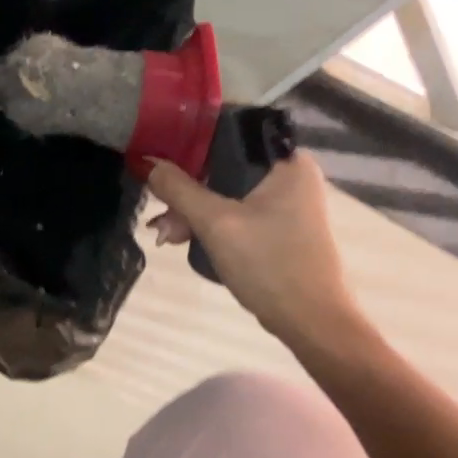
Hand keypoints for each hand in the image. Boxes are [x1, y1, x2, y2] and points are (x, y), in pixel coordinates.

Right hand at [147, 151, 363, 344]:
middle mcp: (288, 176)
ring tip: (164, 231)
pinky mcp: (275, 225)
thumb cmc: (269, 263)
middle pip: (220, 164)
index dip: (188, 139)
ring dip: (189, 207)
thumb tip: (146, 162)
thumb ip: (176, 187)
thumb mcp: (214, 221)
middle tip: (157, 204)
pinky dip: (205, 220)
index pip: (229, 132)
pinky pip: (231, 209)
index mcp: (286, 165)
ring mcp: (283, 203)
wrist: (312, 324)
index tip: (157, 151)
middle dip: (183, 184)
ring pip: (222, 189)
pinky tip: (179, 236)